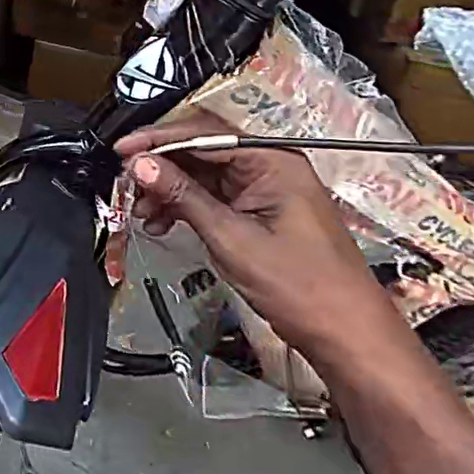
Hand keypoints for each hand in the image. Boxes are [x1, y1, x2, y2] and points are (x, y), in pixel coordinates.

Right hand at [115, 119, 398, 360]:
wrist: (350, 341)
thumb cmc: (303, 288)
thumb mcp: (231, 237)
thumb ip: (182, 195)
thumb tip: (141, 164)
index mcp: (272, 160)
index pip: (202, 133)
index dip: (157, 140)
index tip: (124, 150)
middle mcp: (268, 165)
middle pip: (199, 151)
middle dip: (160, 167)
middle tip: (128, 183)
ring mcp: (262, 188)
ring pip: (200, 174)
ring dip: (168, 189)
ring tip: (143, 210)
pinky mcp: (256, 211)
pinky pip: (210, 195)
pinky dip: (184, 206)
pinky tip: (162, 221)